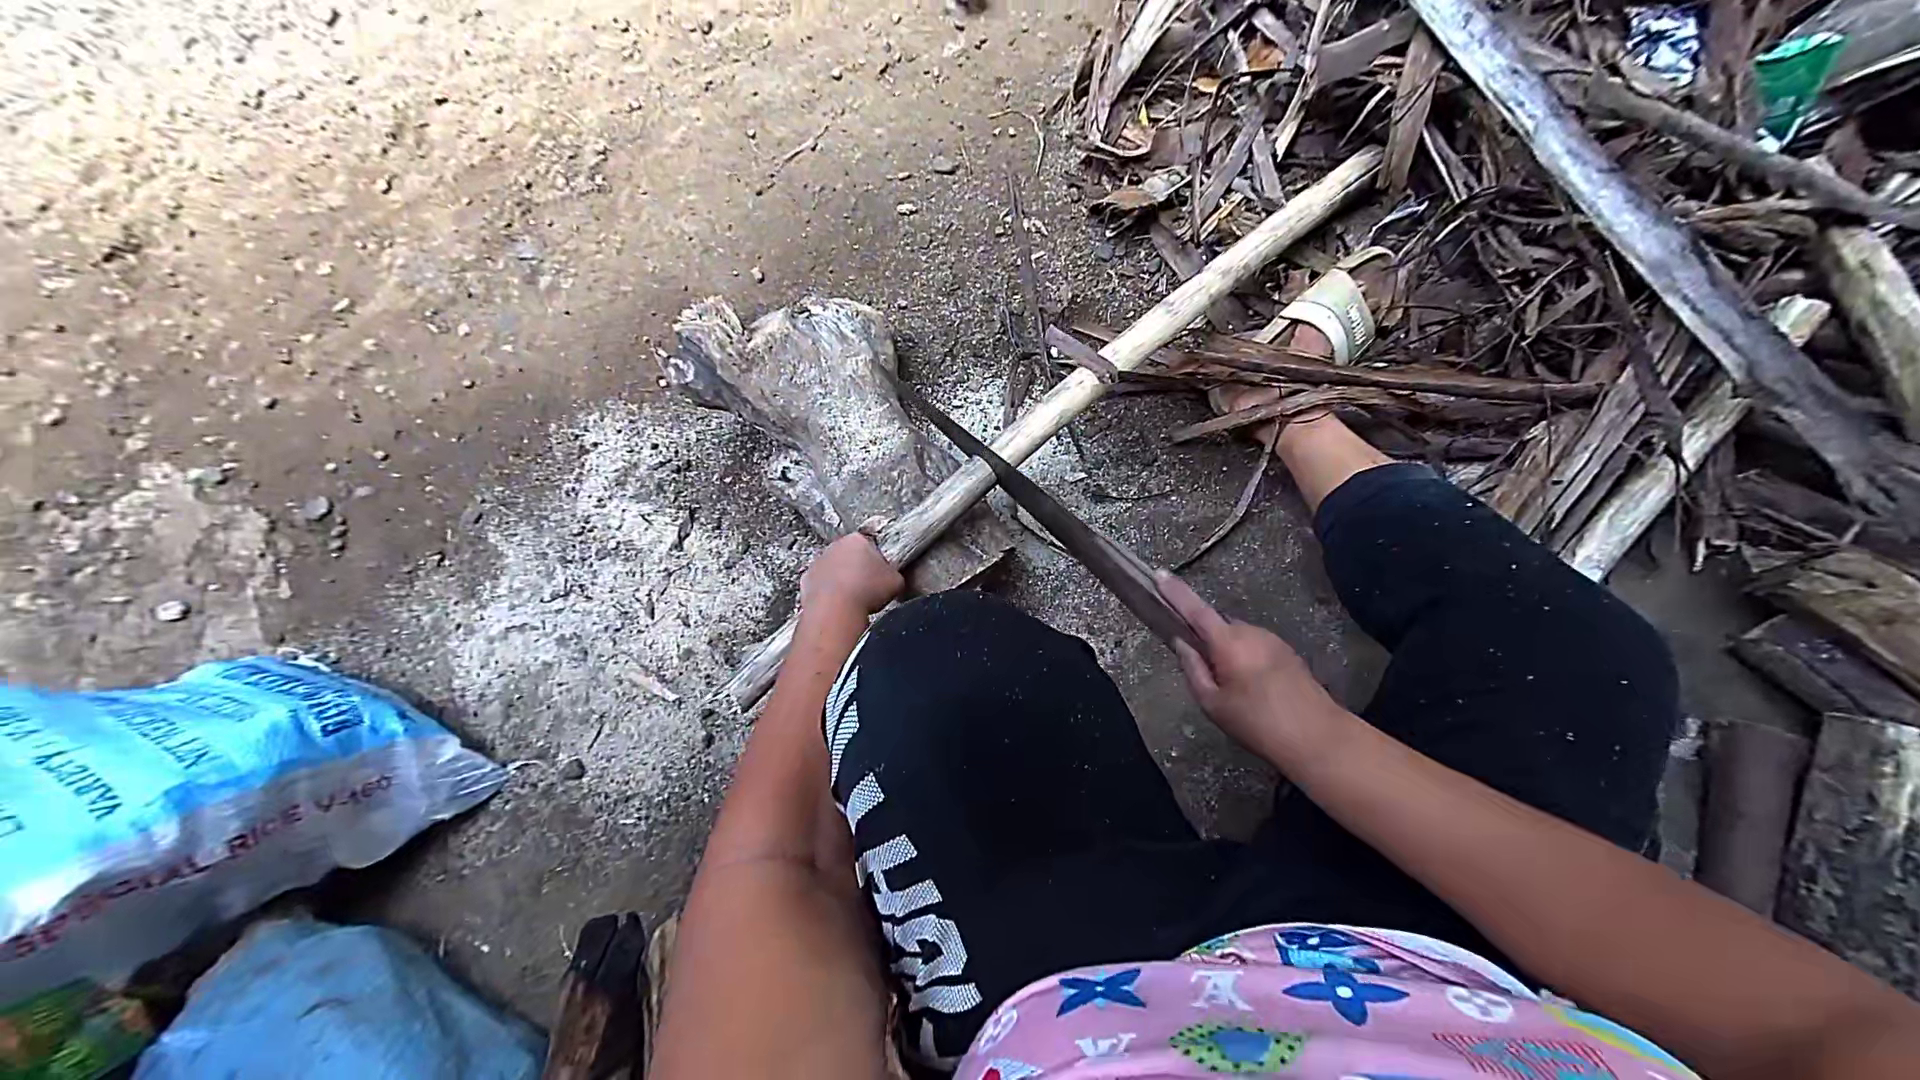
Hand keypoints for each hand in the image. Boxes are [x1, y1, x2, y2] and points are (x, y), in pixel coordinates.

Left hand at [800, 532, 903, 619]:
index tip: (881, 574)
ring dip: (842, 581)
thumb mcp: (896, 581)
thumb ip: (894, 574)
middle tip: (869, 588)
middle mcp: (835, 546)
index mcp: (857, 540)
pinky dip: (828, 594)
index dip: (877, 560)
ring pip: (834, 570)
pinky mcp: (806, 581)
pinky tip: (838, 605)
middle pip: (849, 555)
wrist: (836, 609)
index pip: (870, 544)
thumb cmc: (865, 591)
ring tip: (854, 600)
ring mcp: (818, 563)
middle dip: (858, 569)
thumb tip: (893, 579)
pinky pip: (821, 586)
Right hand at [1156, 570, 1347, 761]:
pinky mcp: (1287, 651)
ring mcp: (1273, 639)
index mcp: (1229, 643)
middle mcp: (1251, 632)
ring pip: (1237, 637)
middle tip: (1203, 672)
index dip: (1175, 592)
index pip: (1195, 610)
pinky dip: (1245, 658)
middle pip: (1217, 625)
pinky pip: (1254, 646)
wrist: (1319, 738)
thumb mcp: (1212, 703)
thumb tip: (1181, 642)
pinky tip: (1252, 689)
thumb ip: (1192, 668)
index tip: (1159, 575)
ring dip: (1227, 651)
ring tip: (1232, 689)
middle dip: (1205, 639)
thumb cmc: (1258, 723)